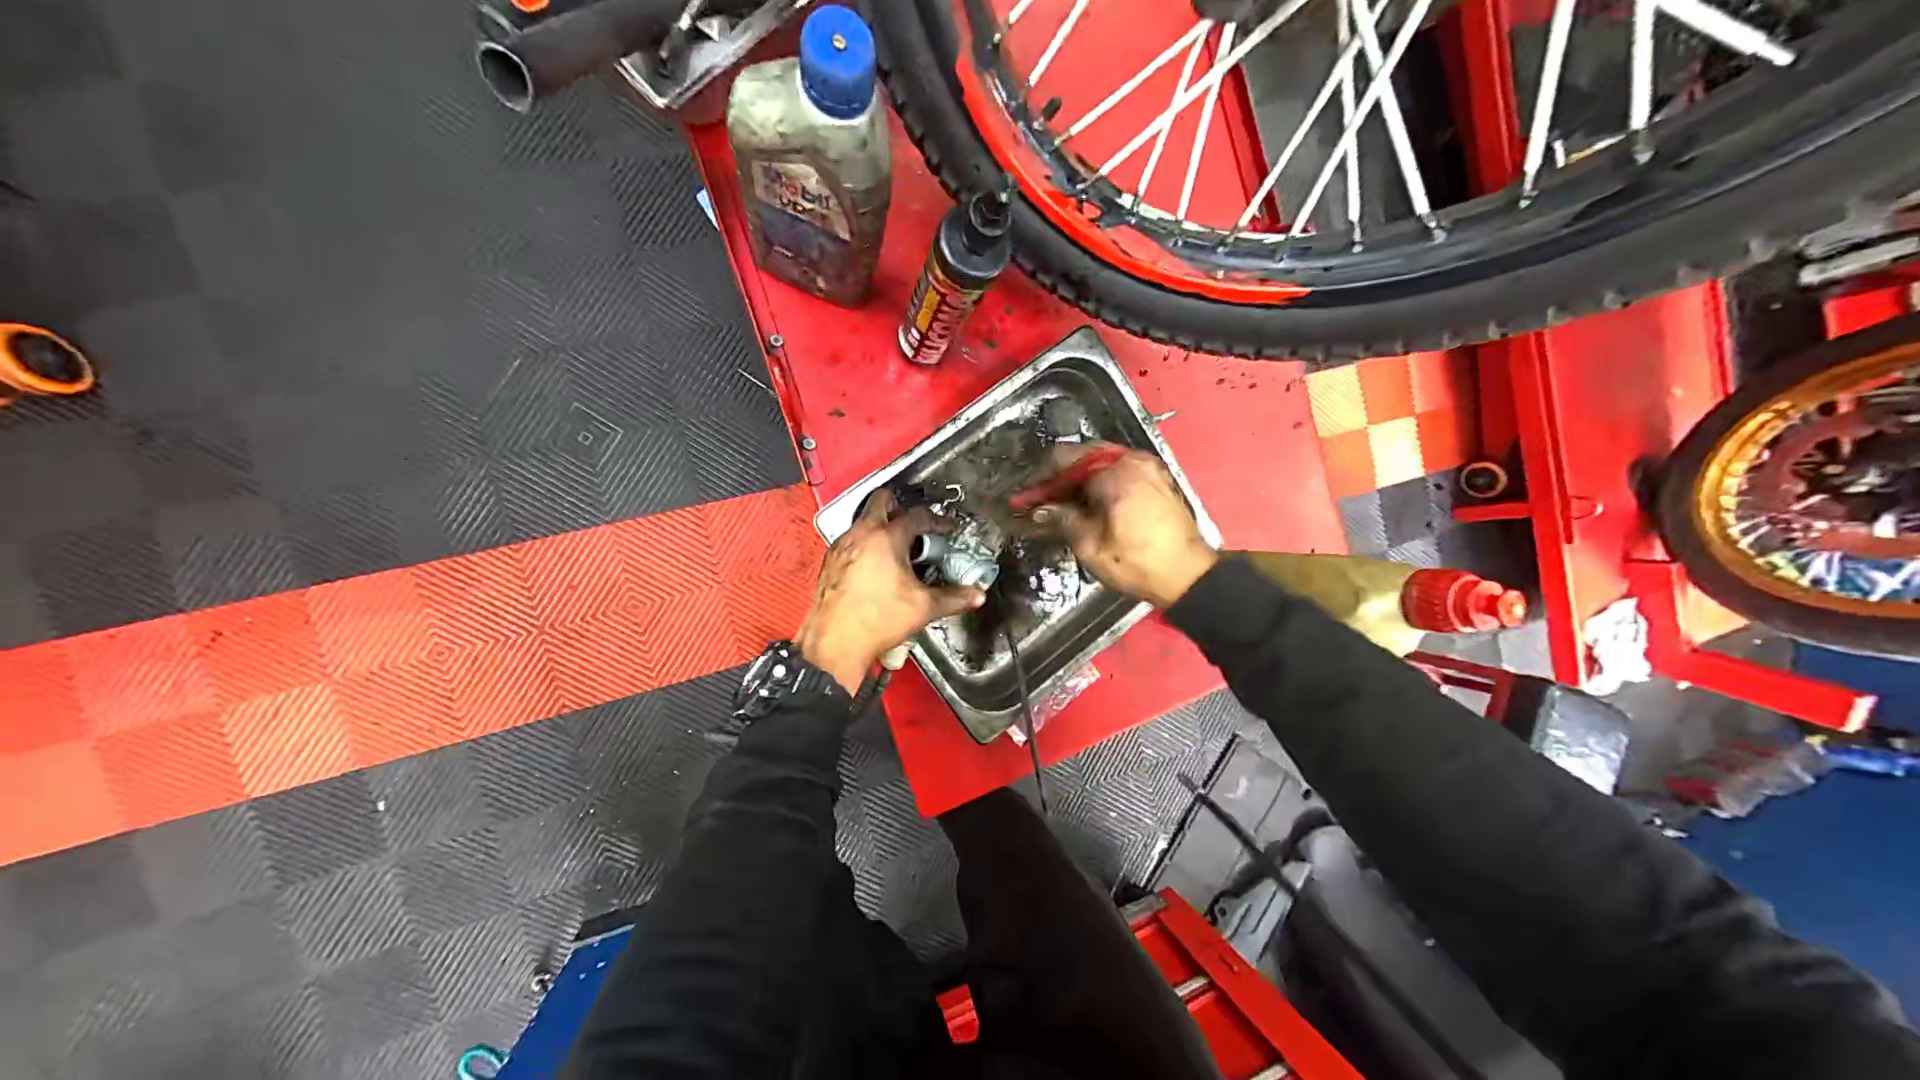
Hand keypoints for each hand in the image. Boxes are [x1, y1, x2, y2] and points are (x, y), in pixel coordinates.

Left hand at [797, 489, 986, 693]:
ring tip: (897, 545)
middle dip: (900, 506)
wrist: (835, 643)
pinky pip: (850, 542)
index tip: (944, 528)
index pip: (917, 516)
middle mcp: (860, 536)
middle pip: (881, 501)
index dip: (936, 520)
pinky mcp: (831, 563)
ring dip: (880, 525)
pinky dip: (865, 545)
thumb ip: (954, 598)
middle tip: (914, 521)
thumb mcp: (923, 608)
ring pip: (862, 521)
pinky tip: (875, 567)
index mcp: (886, 539)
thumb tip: (973, 595)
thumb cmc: (871, 623)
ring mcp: (842, 547)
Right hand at [1031, 442, 1217, 608]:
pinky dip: (1100, 483)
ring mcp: (1148, 468)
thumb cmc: (1138, 563)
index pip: (1064, 459)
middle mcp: (1133, 460)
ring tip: (1061, 506)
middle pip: (1082, 457)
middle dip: (1059, 479)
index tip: (1026, 497)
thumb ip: (1062, 519)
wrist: (1188, 577)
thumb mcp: (1090, 545)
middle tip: (1041, 502)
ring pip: (1100, 463)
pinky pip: (1119, 471)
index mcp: (1115, 471)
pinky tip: (1089, 505)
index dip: (1041, 480)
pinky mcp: (1157, 480)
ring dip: (1079, 481)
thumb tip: (1040, 510)